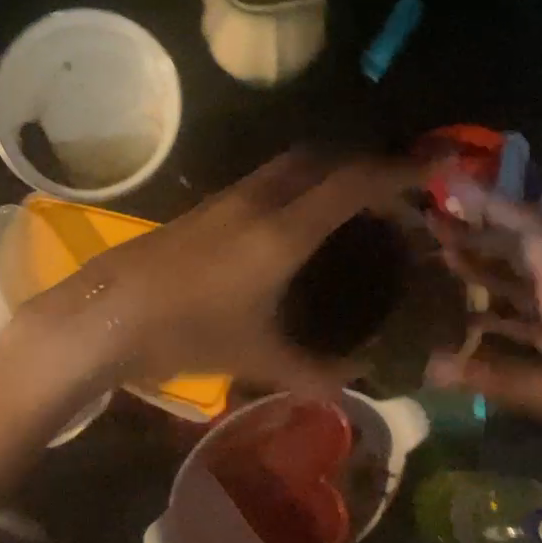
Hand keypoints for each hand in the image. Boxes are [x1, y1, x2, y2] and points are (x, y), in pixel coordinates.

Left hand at [17, 154, 417, 394]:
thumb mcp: (257, 358)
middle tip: (395, 193)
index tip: (435, 169)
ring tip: (354, 206)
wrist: (106, 314)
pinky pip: (268, 180)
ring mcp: (229, 198)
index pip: (353, 184)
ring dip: (329, 171)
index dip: (400, 172)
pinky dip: (299, 186)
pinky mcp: (206, 206)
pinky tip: (298, 223)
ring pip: (293, 164)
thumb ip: (314, 373)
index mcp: (282, 232)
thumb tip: (357, 385)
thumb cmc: (185, 334)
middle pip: (325, 158)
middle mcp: (260, 200)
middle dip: (367, 164)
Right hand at [424, 184, 541, 468]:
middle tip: (432, 221)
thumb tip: (430, 365)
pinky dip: (495, 311)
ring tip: (439, 255)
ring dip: (484, 268)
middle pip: (522, 253)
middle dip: (478, 233)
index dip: (494, 207)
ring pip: (521, 284)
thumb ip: (500, 379)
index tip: (454, 189)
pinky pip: (526, 316)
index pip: (532, 235)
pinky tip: (466, 318)